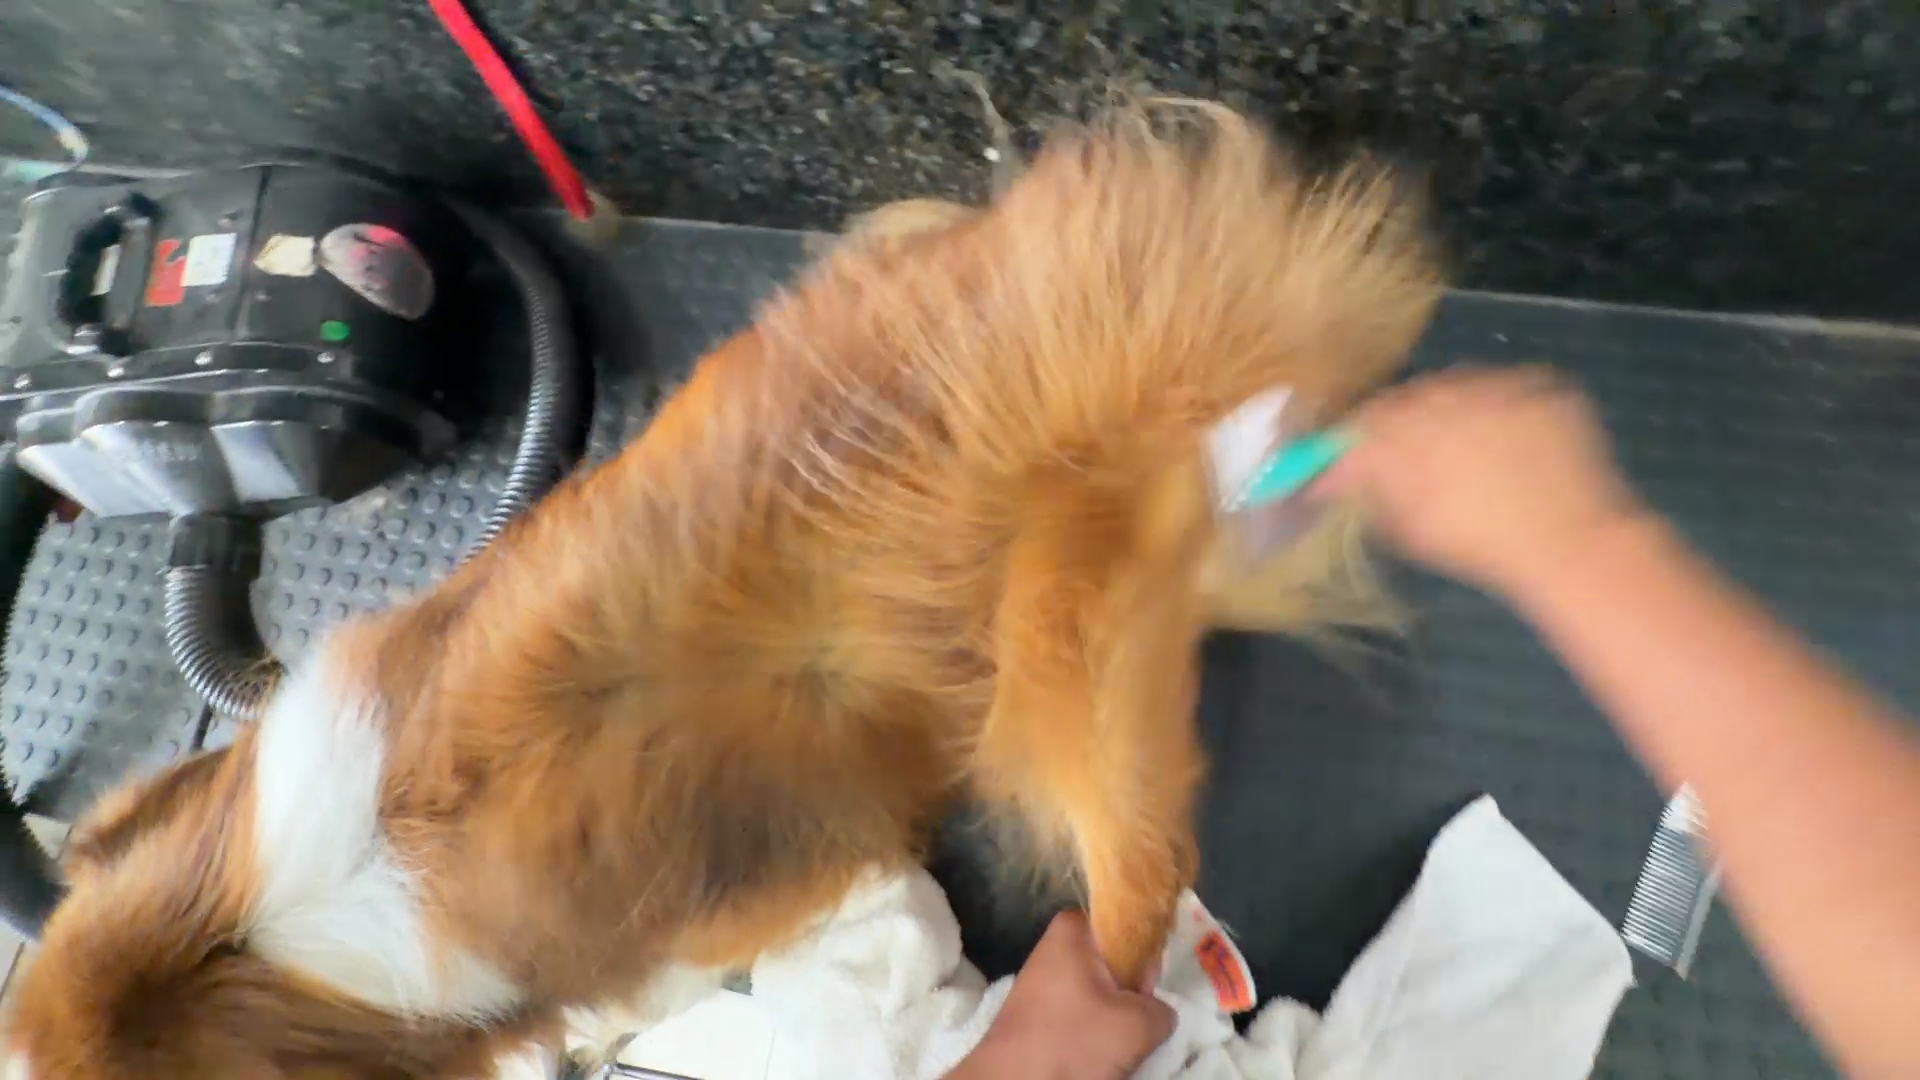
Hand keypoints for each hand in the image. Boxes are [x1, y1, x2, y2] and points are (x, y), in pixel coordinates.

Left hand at [947, 911, 1175, 1079]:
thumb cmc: (1071, 1042)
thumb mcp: (1134, 1025)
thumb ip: (1161, 1009)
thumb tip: (1159, 1012)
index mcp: (1074, 927)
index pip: (1126, 926)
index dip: (1146, 956)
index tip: (1150, 987)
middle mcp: (1057, 943)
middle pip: (1115, 961)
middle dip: (1131, 992)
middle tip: (1134, 1023)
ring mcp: (1047, 977)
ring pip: (1102, 992)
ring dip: (1116, 1019)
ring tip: (1115, 1046)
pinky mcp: (1041, 1009)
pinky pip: (1083, 1012)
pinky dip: (1095, 1033)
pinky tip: (1097, 1056)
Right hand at [1319, 366, 1648, 596]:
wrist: (1572, 543)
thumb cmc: (1476, 545)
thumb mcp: (1402, 527)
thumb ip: (1364, 491)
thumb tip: (1335, 476)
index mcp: (1404, 435)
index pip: (1357, 425)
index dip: (1344, 442)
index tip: (1339, 461)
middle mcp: (1445, 400)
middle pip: (1400, 400)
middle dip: (1390, 422)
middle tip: (1390, 449)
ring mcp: (1496, 388)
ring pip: (1447, 386)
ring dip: (1438, 408)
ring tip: (1445, 439)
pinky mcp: (1540, 386)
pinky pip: (1498, 386)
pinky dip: (1487, 403)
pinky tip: (1490, 431)